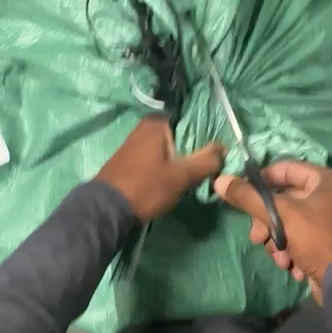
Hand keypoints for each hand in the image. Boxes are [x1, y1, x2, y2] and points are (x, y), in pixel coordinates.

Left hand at [95, 116, 223, 221]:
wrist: (107, 209)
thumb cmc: (146, 187)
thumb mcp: (182, 175)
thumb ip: (207, 160)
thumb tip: (224, 148)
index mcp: (157, 122)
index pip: (192, 122)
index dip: (206, 139)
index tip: (215, 155)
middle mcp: (144, 127)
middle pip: (180, 137)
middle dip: (193, 152)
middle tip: (205, 170)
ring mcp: (134, 143)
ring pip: (168, 149)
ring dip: (180, 162)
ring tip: (191, 178)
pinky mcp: (129, 160)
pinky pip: (156, 159)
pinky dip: (166, 167)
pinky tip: (172, 181)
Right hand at [217, 161, 331, 301]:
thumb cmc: (316, 240)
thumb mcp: (281, 216)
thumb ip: (249, 198)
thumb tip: (220, 181)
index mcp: (326, 180)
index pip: (285, 169)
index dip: (262, 180)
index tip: (243, 195)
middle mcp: (329, 196)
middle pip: (283, 200)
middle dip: (267, 222)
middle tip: (256, 237)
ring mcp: (327, 220)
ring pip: (287, 223)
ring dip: (277, 241)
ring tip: (280, 257)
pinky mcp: (324, 242)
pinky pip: (298, 239)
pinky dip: (290, 251)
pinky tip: (290, 265)